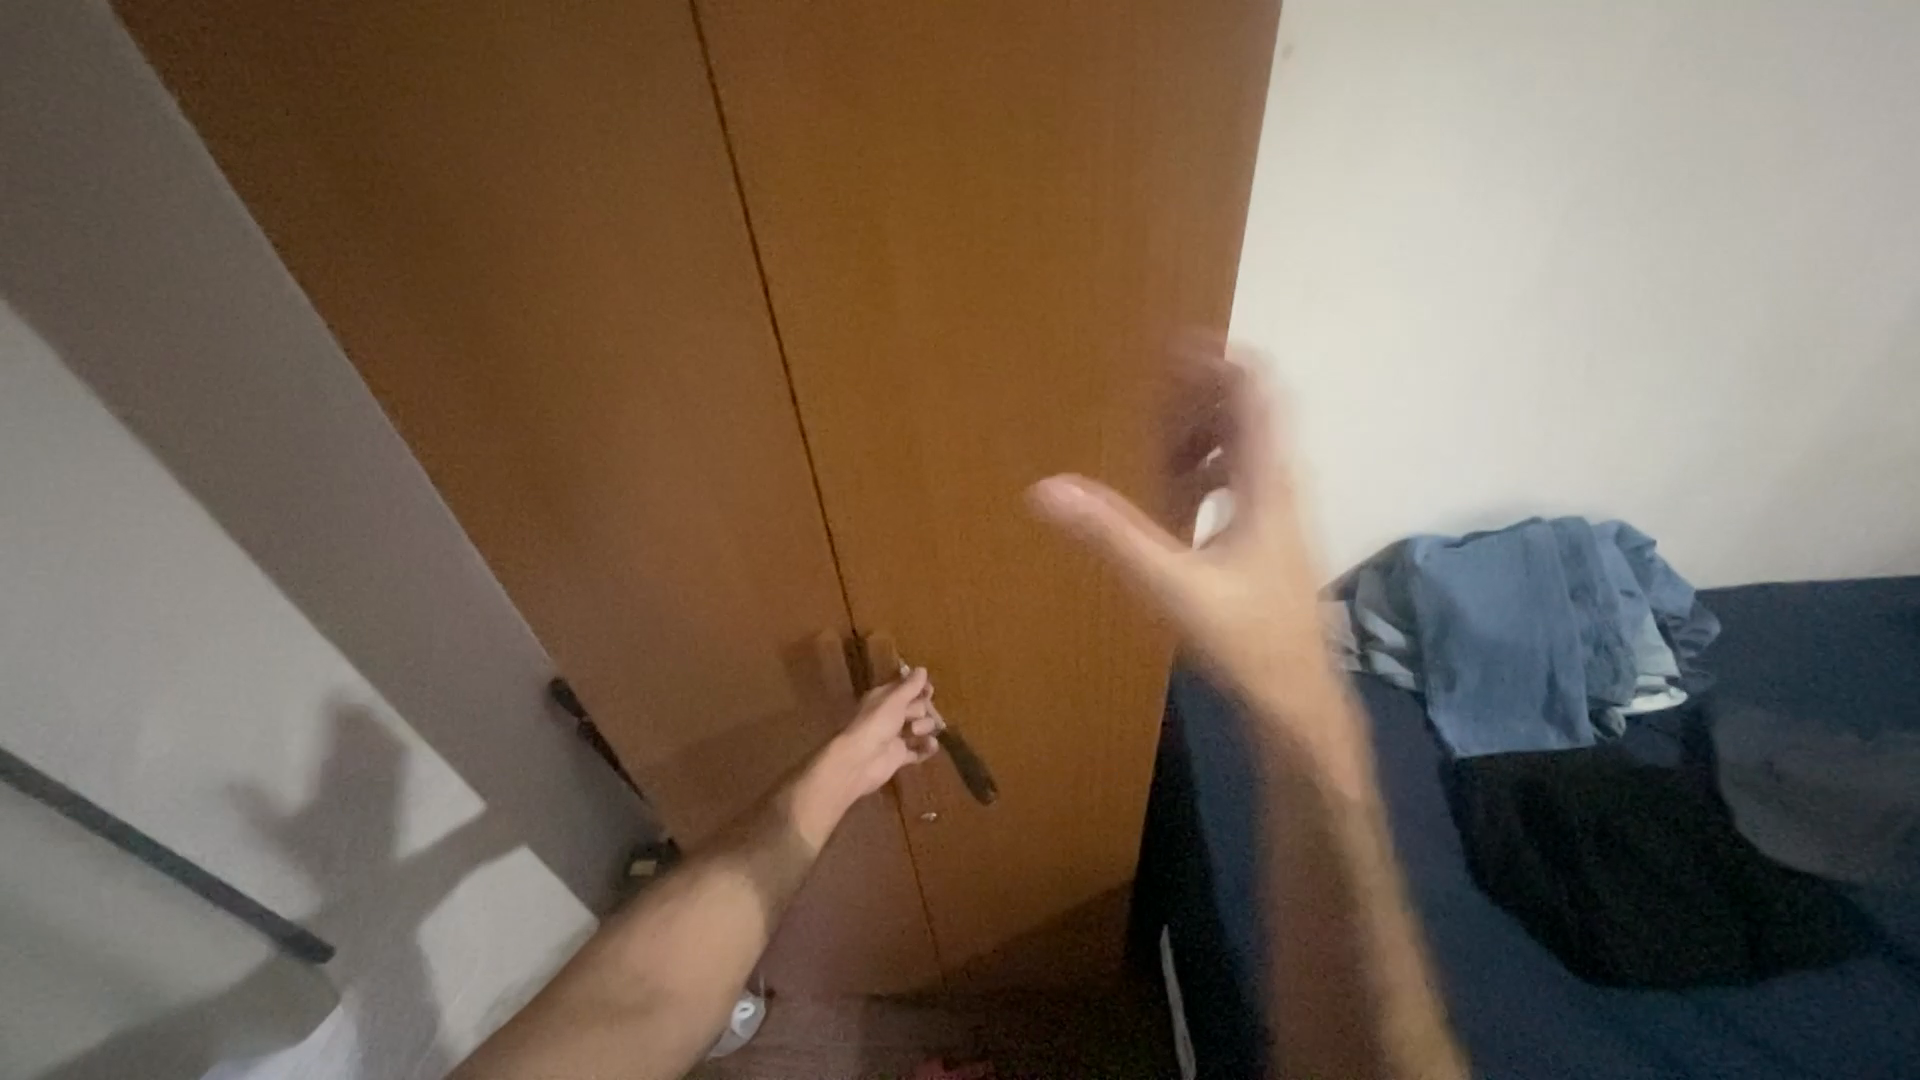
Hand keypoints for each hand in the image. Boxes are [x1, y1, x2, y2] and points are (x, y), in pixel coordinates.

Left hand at [791, 668, 940, 848]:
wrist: (860, 760)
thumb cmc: (876, 724)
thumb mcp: (894, 700)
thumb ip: (910, 686)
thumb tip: (922, 669)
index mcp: (884, 699)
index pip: (906, 688)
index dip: (919, 689)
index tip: (929, 691)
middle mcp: (890, 715)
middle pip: (917, 708)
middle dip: (922, 710)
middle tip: (914, 716)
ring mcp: (895, 737)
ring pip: (920, 728)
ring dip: (924, 728)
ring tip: (916, 733)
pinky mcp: (899, 756)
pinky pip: (919, 750)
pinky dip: (926, 748)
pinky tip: (930, 745)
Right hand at [1028, 343, 1337, 721]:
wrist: (1298, 701)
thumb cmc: (1248, 641)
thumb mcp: (1172, 585)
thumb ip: (1112, 536)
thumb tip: (1045, 491)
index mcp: (1268, 483)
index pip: (1255, 393)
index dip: (1217, 359)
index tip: (1167, 344)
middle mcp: (1280, 487)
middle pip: (1247, 412)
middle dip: (1197, 397)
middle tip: (1144, 395)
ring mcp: (1279, 514)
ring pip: (1242, 448)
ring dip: (1199, 436)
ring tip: (1150, 444)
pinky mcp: (1268, 539)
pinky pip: (1236, 483)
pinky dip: (1202, 475)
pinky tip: (1170, 503)